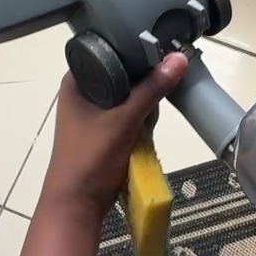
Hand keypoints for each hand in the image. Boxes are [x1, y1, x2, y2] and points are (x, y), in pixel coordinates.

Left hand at [37, 51, 188, 222]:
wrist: (78, 205)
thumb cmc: (90, 158)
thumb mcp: (124, 120)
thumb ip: (152, 89)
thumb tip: (179, 58)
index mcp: (76, 80)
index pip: (110, 50)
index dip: (135, 52)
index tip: (159, 57)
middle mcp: (83, 91)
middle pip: (125, 74)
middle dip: (144, 88)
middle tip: (148, 103)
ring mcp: (93, 112)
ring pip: (131, 95)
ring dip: (144, 108)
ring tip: (143, 123)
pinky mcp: (104, 128)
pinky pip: (130, 114)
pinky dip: (140, 122)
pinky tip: (143, 133)